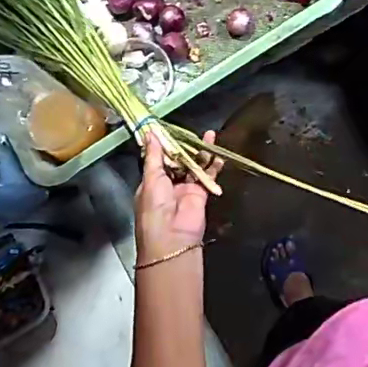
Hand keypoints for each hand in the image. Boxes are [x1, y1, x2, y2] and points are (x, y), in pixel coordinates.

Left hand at [134, 130, 221, 270]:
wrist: (172, 237)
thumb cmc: (154, 207)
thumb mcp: (151, 178)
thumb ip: (154, 156)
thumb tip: (149, 133)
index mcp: (151, 182)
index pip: (158, 159)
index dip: (164, 145)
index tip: (168, 129)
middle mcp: (168, 185)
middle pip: (178, 161)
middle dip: (184, 146)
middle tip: (190, 130)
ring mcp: (185, 189)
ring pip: (194, 166)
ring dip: (201, 151)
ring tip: (209, 134)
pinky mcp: (201, 194)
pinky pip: (207, 176)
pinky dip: (213, 165)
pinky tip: (217, 152)